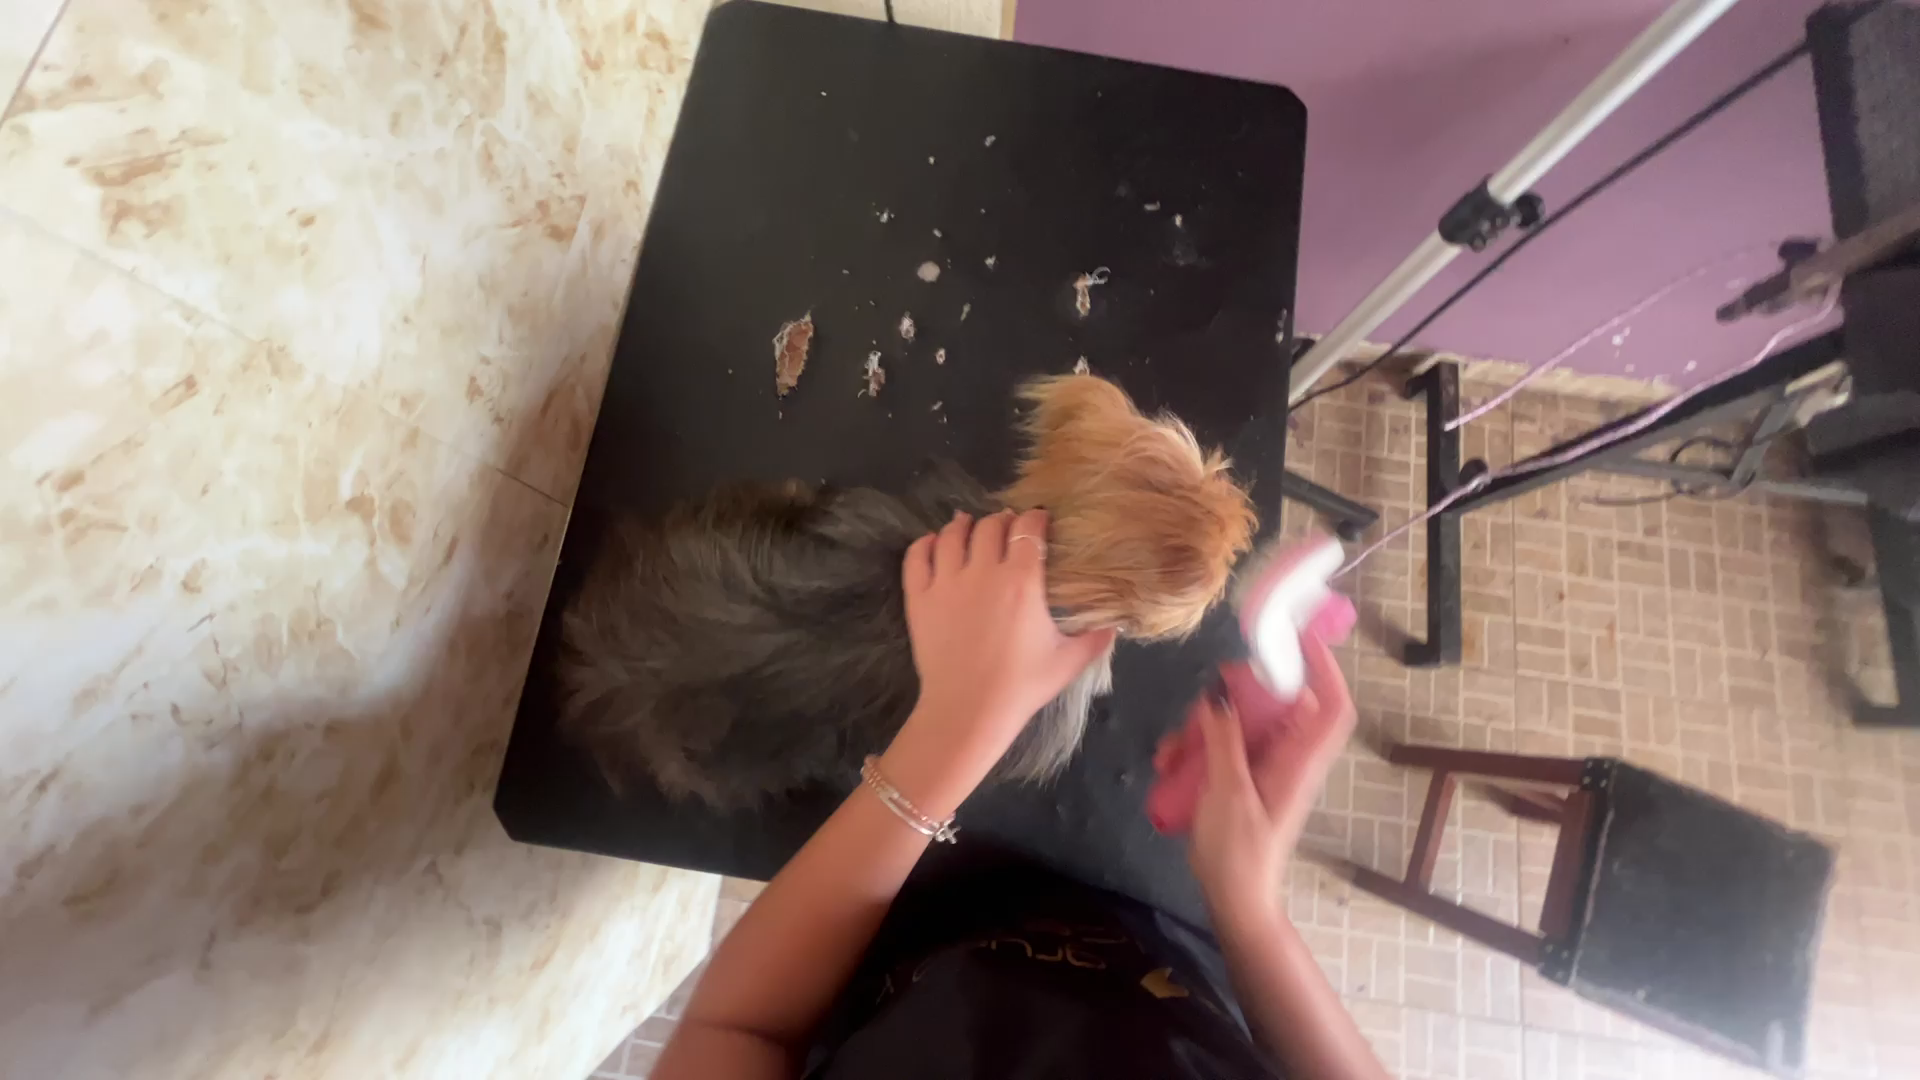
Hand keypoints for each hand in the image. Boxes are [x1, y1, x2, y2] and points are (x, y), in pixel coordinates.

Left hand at [882, 510, 1115, 811]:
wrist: (968, 711)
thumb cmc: (1021, 686)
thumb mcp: (1068, 663)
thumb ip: (1095, 640)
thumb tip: (1116, 625)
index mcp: (1022, 581)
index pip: (1029, 530)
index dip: (1035, 518)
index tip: (1039, 519)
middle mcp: (984, 571)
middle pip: (991, 526)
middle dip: (1002, 519)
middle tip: (1006, 525)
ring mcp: (947, 582)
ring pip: (953, 535)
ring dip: (964, 525)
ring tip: (968, 524)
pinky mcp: (919, 597)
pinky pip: (918, 557)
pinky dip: (925, 544)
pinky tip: (933, 543)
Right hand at [1183, 637, 1355, 925]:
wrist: (1233, 898)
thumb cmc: (1239, 851)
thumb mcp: (1228, 791)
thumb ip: (1224, 739)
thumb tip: (1219, 691)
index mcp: (1299, 761)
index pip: (1332, 706)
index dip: (1325, 667)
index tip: (1299, 635)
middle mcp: (1286, 756)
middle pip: (1274, 704)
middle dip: (1234, 697)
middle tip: (1202, 703)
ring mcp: (1262, 764)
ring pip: (1239, 720)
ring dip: (1201, 726)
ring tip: (1171, 751)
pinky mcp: (1239, 773)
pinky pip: (1220, 741)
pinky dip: (1193, 745)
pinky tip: (1168, 763)